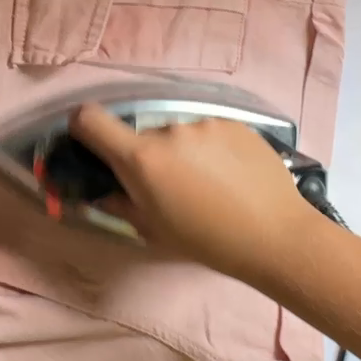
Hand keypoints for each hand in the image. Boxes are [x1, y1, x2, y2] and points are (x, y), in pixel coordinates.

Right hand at [69, 104, 321, 285]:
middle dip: (147, 156)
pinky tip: (230, 174)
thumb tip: (98, 187)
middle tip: (168, 186)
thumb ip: (117, 201)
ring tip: (208, 183)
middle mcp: (167, 130)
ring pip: (176, 133)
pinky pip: (207, 131)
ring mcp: (202, 122)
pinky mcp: (232, 121)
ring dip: (181, 152)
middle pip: (141, 134)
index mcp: (141, 158)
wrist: (277, 236)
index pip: (90, 119)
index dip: (82, 127)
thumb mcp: (152, 230)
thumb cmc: (208, 241)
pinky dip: (210, 148)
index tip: (92, 144)